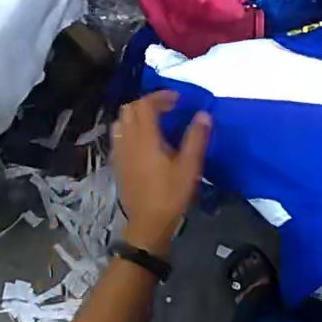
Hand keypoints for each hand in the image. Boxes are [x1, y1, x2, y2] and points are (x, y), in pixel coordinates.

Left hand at [111, 93, 211, 255]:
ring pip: (121, 121)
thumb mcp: (190, 167)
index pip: (145, 104)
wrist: (147, 224)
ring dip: (137, 115)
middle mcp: (128, 140)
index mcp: (145, 138)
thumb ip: (196, 138)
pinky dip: (130, 129)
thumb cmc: (170, 195)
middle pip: (129, 109)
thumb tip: (204, 114)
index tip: (178, 100)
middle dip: (148, 103)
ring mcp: (119, 152)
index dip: (160, 96)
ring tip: (156, 122)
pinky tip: (145, 141)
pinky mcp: (117, 163)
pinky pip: (119, 136)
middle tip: (168, 109)